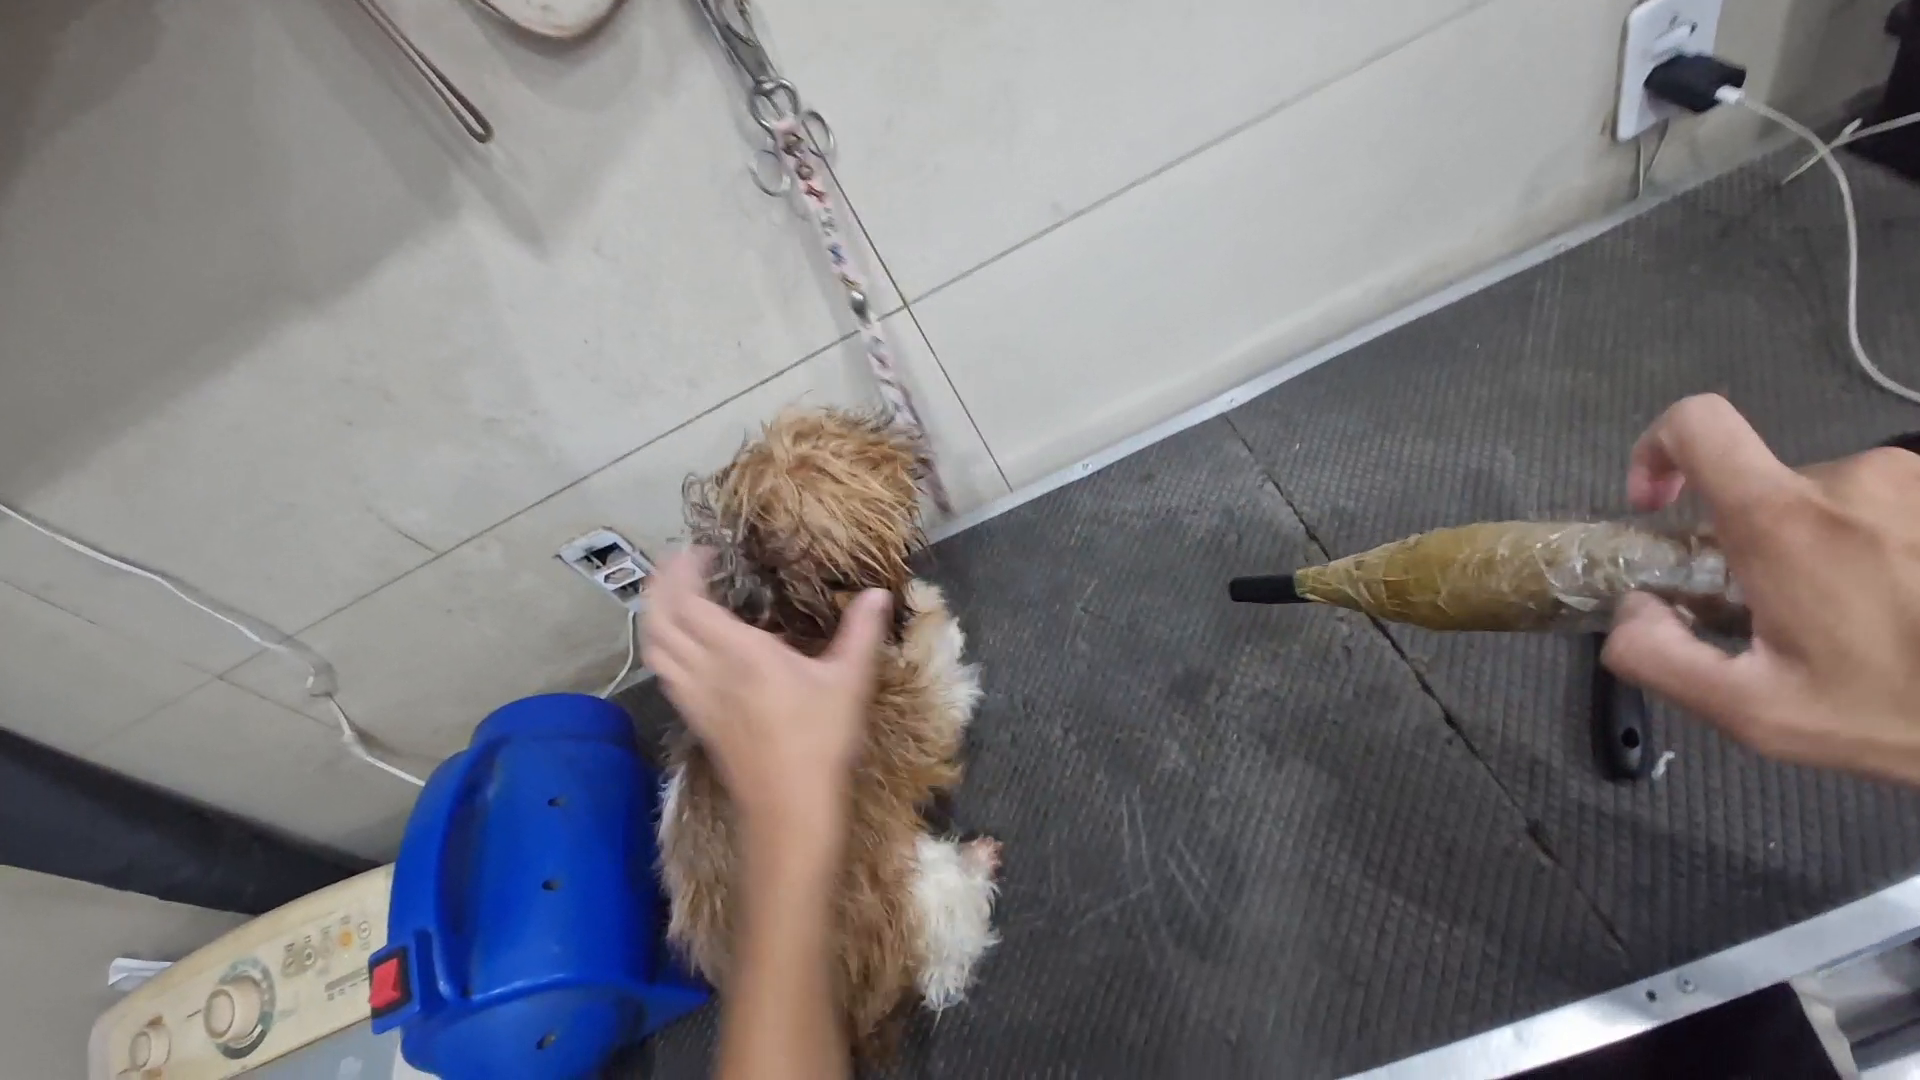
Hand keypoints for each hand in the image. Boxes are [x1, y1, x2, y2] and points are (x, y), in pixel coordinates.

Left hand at [642, 547, 891, 825]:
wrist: (789, 806)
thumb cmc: (820, 740)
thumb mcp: (849, 682)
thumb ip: (860, 632)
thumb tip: (877, 592)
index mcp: (741, 653)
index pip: (691, 600)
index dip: (685, 570)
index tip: (702, 551)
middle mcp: (707, 670)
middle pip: (659, 619)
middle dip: (660, 585)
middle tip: (680, 564)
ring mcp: (695, 697)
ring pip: (654, 646)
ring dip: (655, 614)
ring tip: (673, 596)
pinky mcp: (695, 718)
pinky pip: (664, 672)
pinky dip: (663, 646)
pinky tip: (682, 645)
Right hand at [1602, 394, 1919, 782]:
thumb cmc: (1901, 714)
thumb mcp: (1752, 712)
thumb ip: (1653, 657)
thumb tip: (1635, 606)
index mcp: (1786, 521)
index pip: (1697, 425)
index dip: (1657, 452)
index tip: (1660, 506)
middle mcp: (1859, 480)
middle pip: (1764, 484)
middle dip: (1753, 539)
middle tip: (1780, 609)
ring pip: (1831, 497)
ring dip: (1820, 545)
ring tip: (1856, 613)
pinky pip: (1891, 507)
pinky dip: (1876, 548)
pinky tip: (1903, 603)